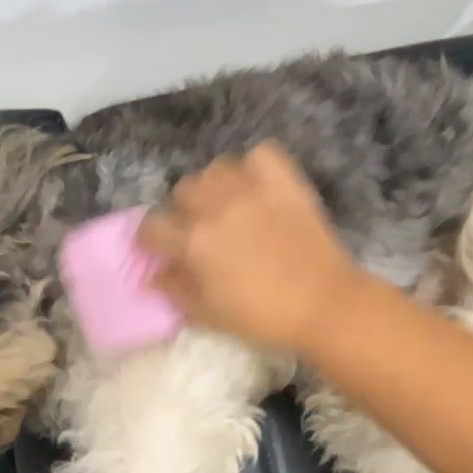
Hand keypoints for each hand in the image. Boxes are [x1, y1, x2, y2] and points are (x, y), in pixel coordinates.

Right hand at [138, 141, 363, 353]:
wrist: (323, 305)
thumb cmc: (261, 317)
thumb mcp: (208, 314)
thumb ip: (176, 290)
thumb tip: (156, 275)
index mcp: (194, 242)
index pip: (152, 227)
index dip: (149, 239)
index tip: (157, 249)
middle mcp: (218, 208)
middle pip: (183, 191)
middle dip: (182, 211)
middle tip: (196, 231)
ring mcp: (253, 190)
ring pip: (216, 168)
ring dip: (213, 186)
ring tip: (224, 206)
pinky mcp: (286, 183)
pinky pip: (261, 155)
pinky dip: (253, 167)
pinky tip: (255, 188)